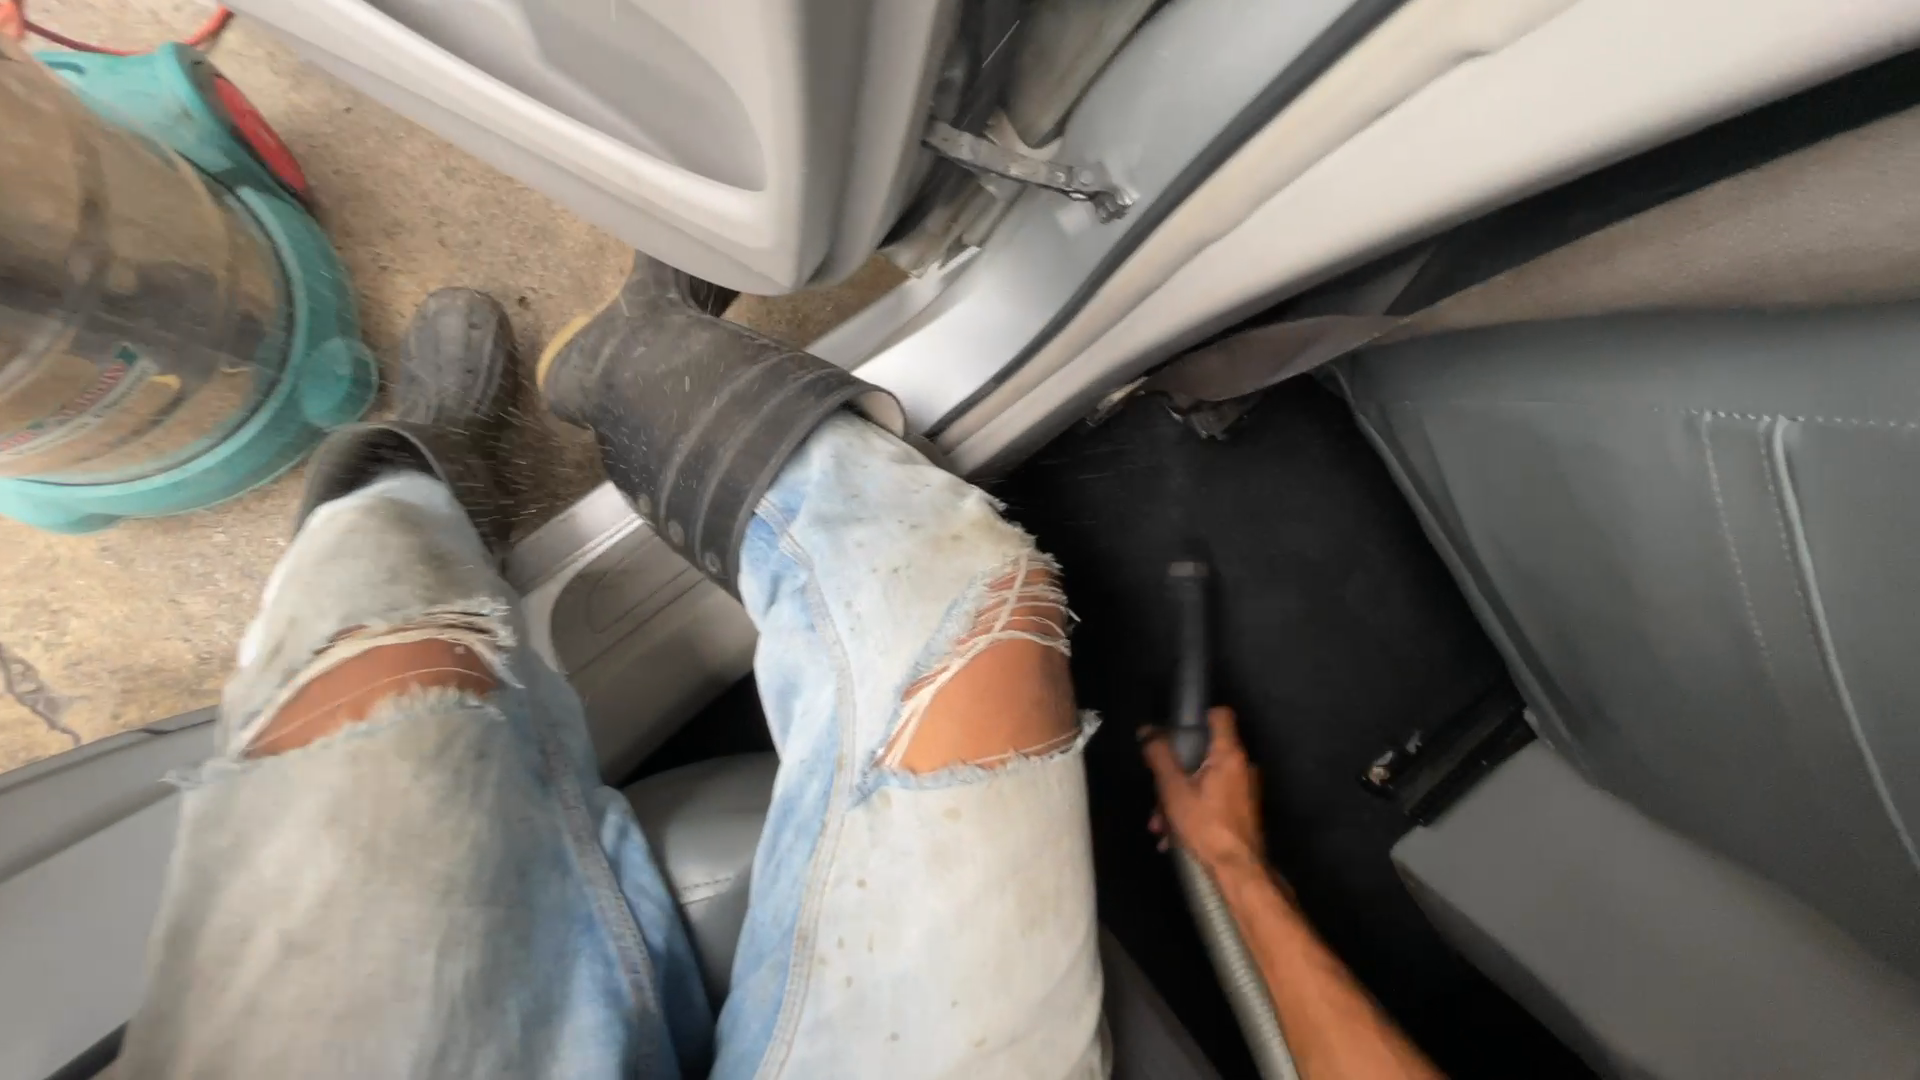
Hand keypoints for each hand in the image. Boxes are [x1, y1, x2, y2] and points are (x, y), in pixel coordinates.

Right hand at [1141, 706, 1268, 882]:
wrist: (1238, 871)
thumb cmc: (1206, 824)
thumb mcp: (1173, 789)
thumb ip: (1159, 756)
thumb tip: (1147, 730)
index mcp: (1228, 754)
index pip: (1220, 715)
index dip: (1198, 715)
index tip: (1177, 728)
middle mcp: (1242, 766)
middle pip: (1205, 752)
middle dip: (1176, 771)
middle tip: (1157, 792)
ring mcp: (1245, 790)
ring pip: (1205, 780)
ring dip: (1179, 797)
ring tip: (1160, 824)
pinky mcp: (1243, 810)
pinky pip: (1213, 799)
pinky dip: (1193, 810)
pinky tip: (1173, 837)